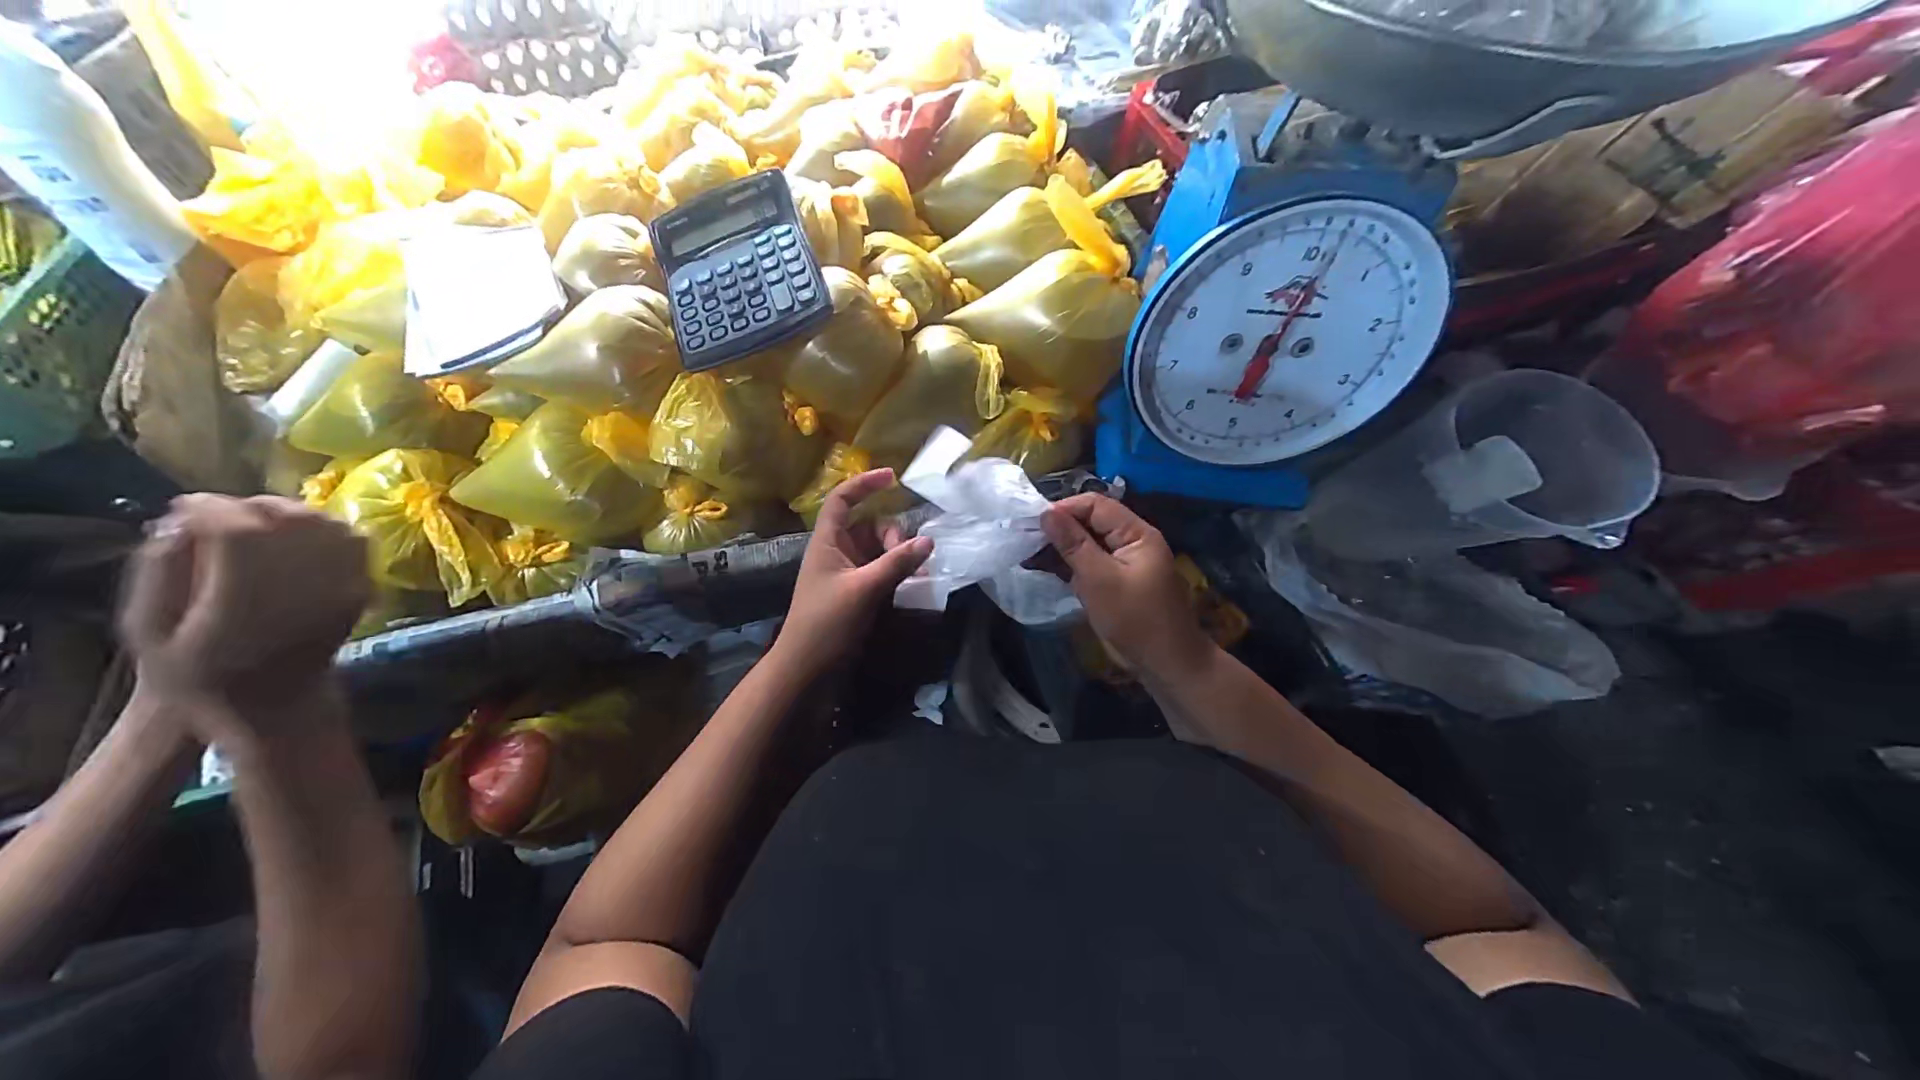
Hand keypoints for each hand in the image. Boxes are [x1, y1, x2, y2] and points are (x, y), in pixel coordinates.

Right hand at [120, 495, 370, 731]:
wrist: (279, 704)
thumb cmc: (202, 677)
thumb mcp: (150, 636)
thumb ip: (158, 574)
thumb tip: (176, 522)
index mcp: (241, 603)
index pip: (239, 533)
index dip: (211, 509)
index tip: (185, 506)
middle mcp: (301, 590)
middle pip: (287, 520)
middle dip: (248, 507)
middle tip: (219, 516)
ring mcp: (342, 588)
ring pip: (324, 524)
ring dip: (288, 512)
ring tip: (255, 523)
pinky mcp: (363, 589)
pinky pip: (353, 540)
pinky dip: (325, 527)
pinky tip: (296, 536)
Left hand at [771, 469, 932, 678]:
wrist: (806, 667)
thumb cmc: (826, 623)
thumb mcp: (864, 589)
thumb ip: (897, 563)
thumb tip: (929, 540)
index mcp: (827, 542)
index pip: (842, 499)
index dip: (864, 484)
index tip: (893, 477)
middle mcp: (837, 551)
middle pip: (871, 525)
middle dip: (894, 535)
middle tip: (908, 559)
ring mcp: (847, 572)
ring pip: (880, 549)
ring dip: (900, 556)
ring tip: (918, 574)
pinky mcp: (857, 592)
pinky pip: (882, 570)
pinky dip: (897, 572)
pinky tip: (914, 584)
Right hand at [1040, 494, 1213, 679]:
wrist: (1167, 664)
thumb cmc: (1135, 619)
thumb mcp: (1099, 580)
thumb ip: (1073, 544)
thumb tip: (1046, 513)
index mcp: (1137, 533)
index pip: (1096, 505)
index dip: (1064, 509)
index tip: (1033, 524)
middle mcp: (1133, 541)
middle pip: (1092, 521)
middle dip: (1060, 528)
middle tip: (1027, 540)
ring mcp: (1126, 562)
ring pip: (1089, 543)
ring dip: (1062, 548)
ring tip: (1030, 555)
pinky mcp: (1119, 581)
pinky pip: (1092, 563)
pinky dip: (1071, 565)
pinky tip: (1048, 569)